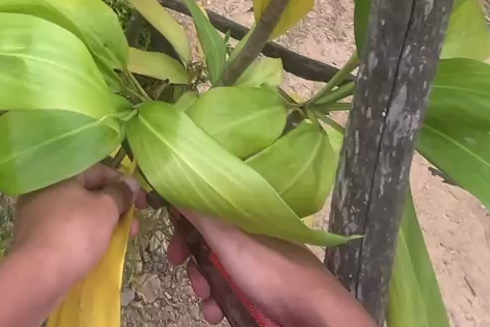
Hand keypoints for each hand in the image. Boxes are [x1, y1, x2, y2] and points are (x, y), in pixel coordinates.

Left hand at [8, 164, 147, 288]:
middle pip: (89, 192)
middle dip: (116, 208)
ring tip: (122, 240)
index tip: (142, 202)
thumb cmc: (75, 233)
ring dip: (104, 223)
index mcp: (61, 173)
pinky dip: (86, 235)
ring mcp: (38, 212)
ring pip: (79, 212)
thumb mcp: (104, 209)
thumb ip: (119, 193)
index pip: (98, 170)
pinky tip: (99, 249)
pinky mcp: (37, 236)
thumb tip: (130, 183)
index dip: (123, 184)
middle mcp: (46, 187)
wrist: (39, 273)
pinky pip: (68, 229)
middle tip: (134, 227)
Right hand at [167, 210, 372, 326]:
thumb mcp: (230, 240)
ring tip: (206, 304)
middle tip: (181, 270)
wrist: (318, 319)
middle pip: (209, 240)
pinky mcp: (264, 292)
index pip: (207, 210)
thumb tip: (171, 177)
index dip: (184, 222)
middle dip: (192, 258)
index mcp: (245, 217)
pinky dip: (220, 301)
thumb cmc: (272, 273)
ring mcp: (259, 266)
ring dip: (204, 285)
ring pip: (218, 268)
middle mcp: (251, 237)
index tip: (172, 239)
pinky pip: (233, 290)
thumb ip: (199, 213)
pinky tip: (217, 314)